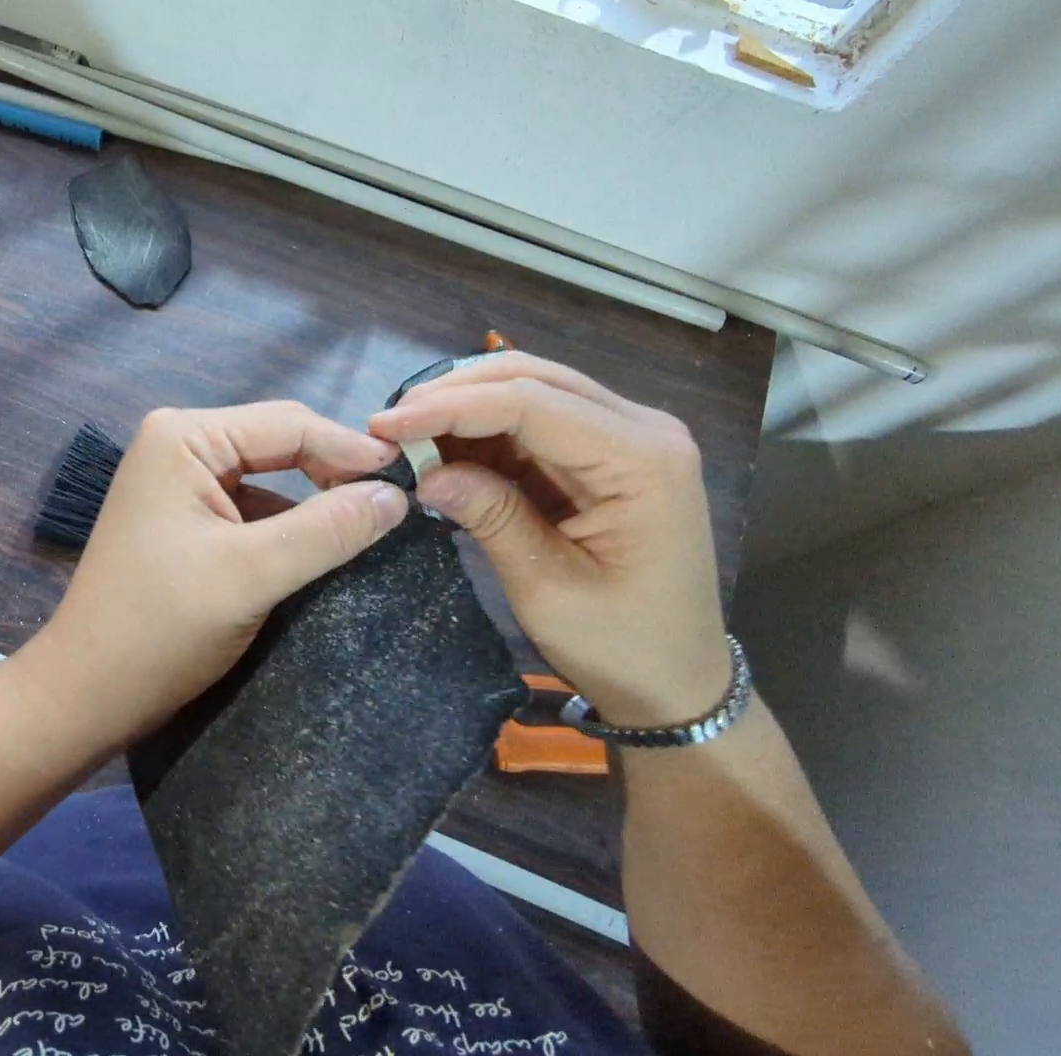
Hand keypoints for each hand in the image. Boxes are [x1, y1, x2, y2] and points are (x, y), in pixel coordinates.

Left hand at [19, 402, 409, 744]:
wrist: (88, 692)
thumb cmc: (160, 628)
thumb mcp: (250, 574)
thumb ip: (327, 529)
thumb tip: (397, 495)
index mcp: (183, 438)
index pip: (289, 424)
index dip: (352, 450)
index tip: (414, 480)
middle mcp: (177, 448)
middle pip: (278, 446)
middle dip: (333, 476)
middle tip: (396, 508)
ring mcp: (176, 487)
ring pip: (267, 482)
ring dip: (313, 507)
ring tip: (369, 531)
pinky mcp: (182, 524)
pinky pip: (248, 513)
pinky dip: (285, 531)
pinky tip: (320, 553)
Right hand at [368, 352, 731, 726]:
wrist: (676, 680)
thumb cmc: (620, 645)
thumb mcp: (546, 587)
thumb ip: (491, 517)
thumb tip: (425, 471)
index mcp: (641, 461)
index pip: (531, 404)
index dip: (451, 407)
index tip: (384, 425)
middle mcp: (641, 430)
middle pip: (534, 380)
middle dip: (454, 395)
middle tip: (387, 424)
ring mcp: (625, 439)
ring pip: (532, 393)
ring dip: (464, 408)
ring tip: (404, 435)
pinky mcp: (603, 458)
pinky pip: (535, 425)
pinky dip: (481, 434)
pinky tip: (440, 449)